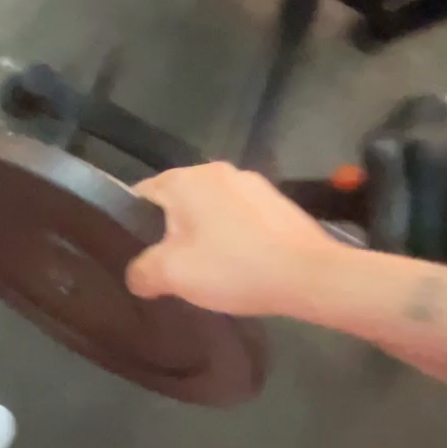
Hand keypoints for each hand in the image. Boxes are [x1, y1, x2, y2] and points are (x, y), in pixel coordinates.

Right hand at [125, 162, 340, 316]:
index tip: (143, 255)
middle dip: (171, 231)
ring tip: (212, 267)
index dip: (134, 225)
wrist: (313, 277)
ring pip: (208, 207)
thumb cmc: (234, 267)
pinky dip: (233, 234)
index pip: (140, 194)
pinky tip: (242, 262)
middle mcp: (214, 170)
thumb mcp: (171, 276)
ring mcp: (250, 182)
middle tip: (175, 267)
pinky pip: (238, 214)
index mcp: (183, 179)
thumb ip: (141, 272)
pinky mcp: (276, 200)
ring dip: (204, 232)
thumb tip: (138, 275)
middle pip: (176, 201)